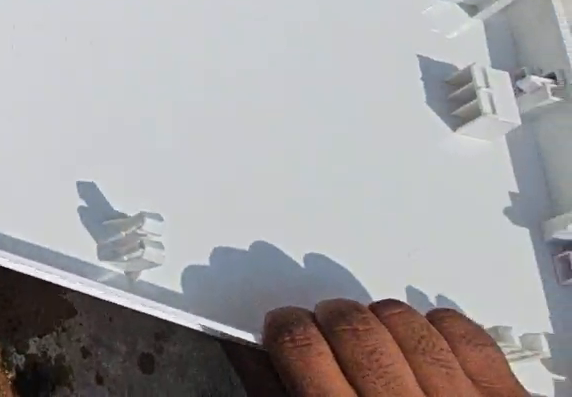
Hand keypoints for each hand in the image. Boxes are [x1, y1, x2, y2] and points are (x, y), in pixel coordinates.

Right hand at [265, 299, 527, 395]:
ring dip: (385, 323)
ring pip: (402, 319)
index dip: (287, 324)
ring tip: (386, 346)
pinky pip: (464, 334)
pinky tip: (429, 352)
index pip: (298, 340)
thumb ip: (271, 389)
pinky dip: (440, 330)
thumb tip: (243, 340)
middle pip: (350, 322)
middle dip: (334, 318)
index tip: (291, 329)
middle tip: (337, 337)